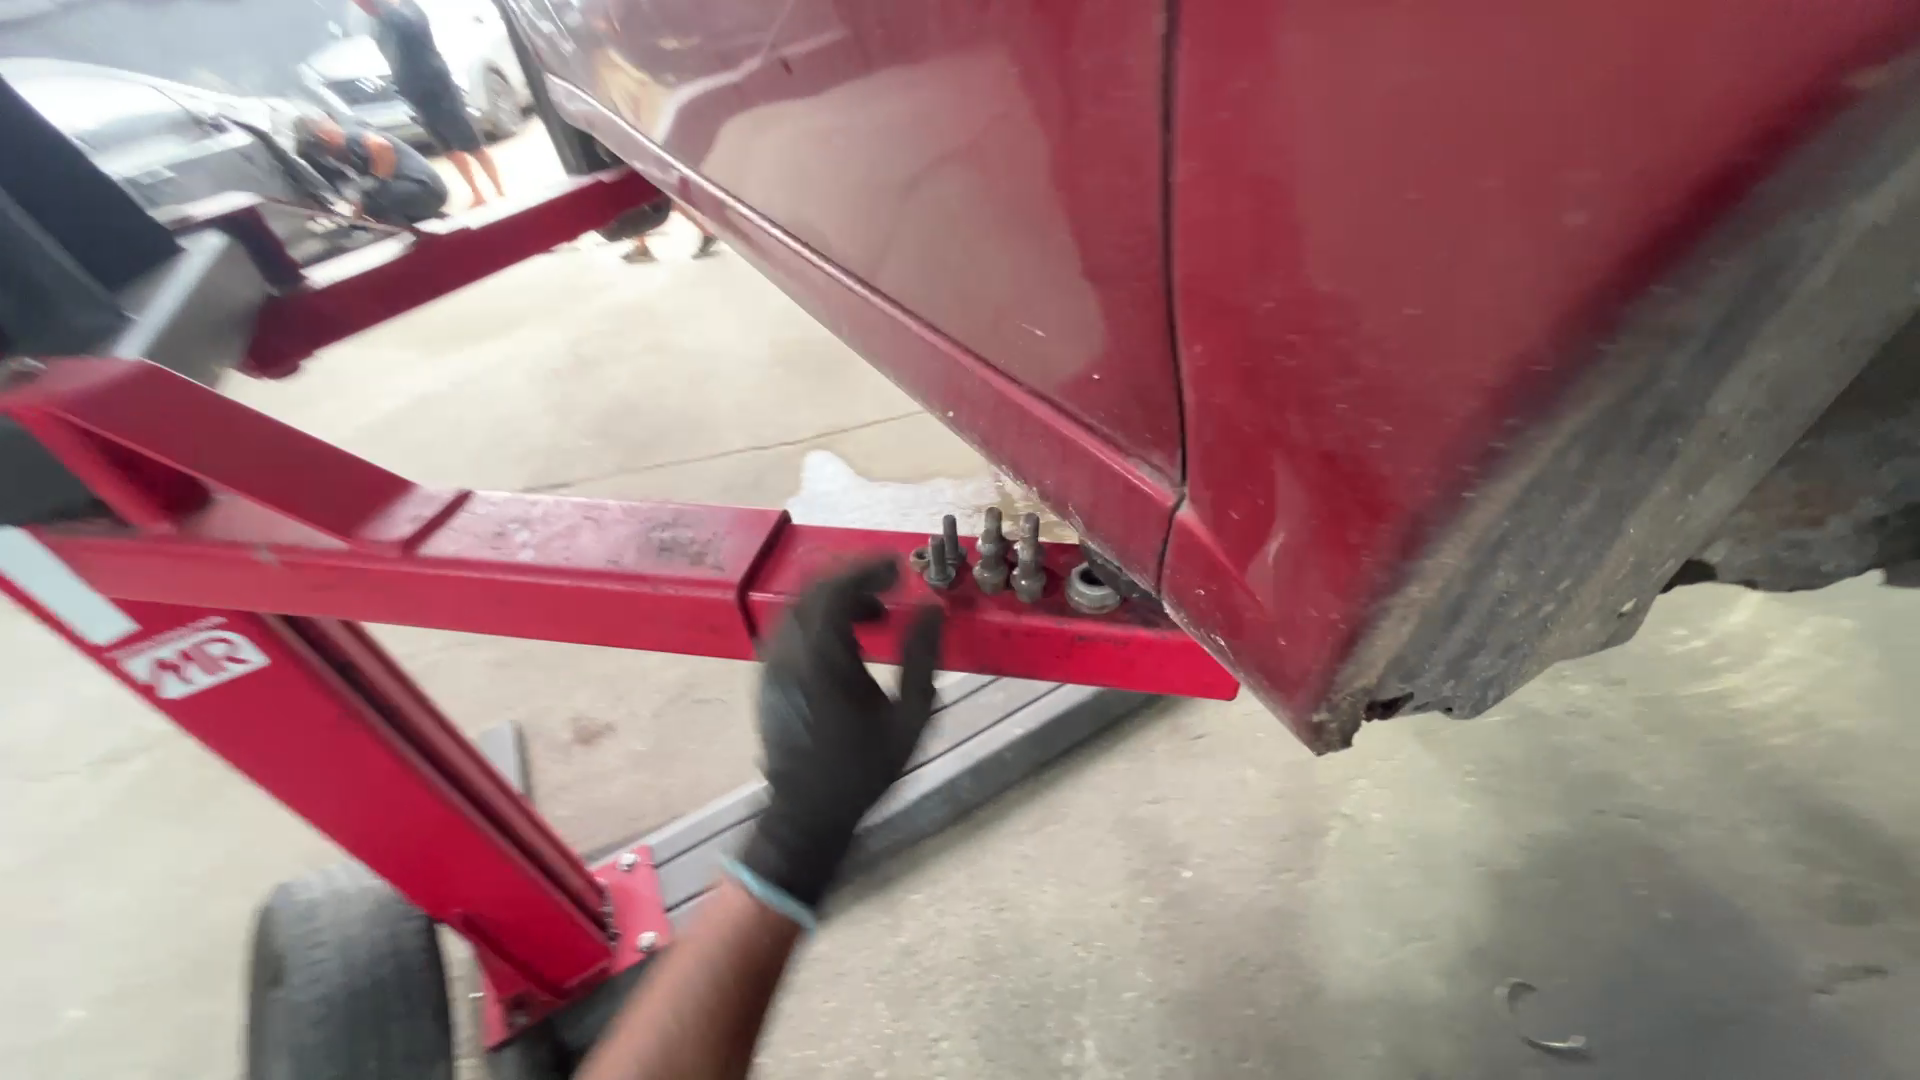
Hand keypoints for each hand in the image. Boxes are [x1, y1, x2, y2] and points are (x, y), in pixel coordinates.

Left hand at [737, 557, 943, 907]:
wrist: (806, 813)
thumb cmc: (862, 769)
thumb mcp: (908, 718)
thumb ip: (921, 658)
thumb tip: (932, 608)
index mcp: (822, 658)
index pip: (838, 589)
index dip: (869, 569)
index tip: (899, 567)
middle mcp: (789, 651)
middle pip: (815, 588)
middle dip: (854, 577)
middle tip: (891, 584)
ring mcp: (772, 662)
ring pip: (800, 604)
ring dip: (837, 597)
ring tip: (876, 615)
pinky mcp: (767, 674)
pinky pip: (791, 626)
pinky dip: (820, 617)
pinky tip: (849, 639)